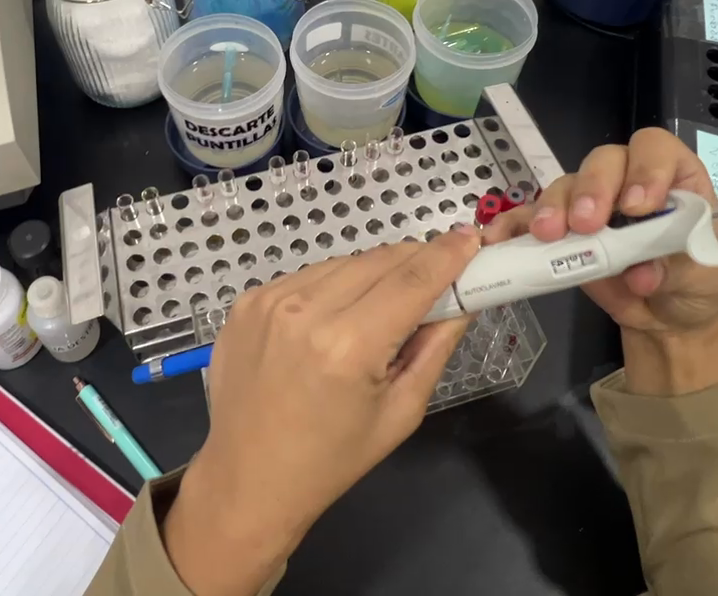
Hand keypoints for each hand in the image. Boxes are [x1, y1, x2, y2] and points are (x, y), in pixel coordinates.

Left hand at [163, 230, 479, 595]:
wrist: (247, 479)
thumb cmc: (332, 459)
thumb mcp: (400, 412)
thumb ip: (435, 347)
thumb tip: (462, 298)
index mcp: (348, 346)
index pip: (411, 280)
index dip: (446, 255)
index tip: (470, 237)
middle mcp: (305, 311)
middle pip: (379, 260)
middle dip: (414, 261)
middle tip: (437, 274)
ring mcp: (269, 300)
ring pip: (343, 263)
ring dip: (372, 273)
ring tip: (380, 305)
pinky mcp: (247, 300)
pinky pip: (307, 275)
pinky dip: (331, 285)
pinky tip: (333, 316)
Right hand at [483, 127, 717, 395]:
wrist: (667, 317)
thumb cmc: (692, 283)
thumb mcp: (701, 274)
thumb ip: (675, 266)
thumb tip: (640, 272)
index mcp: (671, 177)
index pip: (655, 150)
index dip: (645, 169)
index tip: (637, 207)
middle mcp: (626, 179)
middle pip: (603, 161)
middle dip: (591, 189)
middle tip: (585, 223)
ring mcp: (588, 201)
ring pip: (566, 185)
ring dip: (553, 206)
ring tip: (547, 235)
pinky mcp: (561, 227)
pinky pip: (531, 216)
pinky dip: (515, 224)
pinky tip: (500, 236)